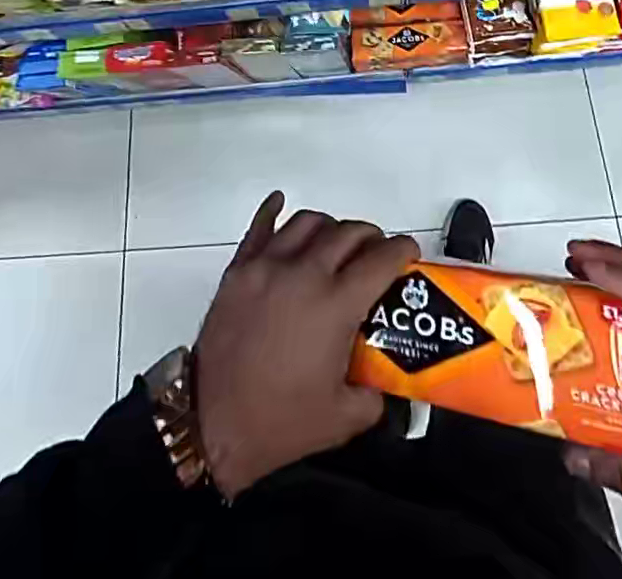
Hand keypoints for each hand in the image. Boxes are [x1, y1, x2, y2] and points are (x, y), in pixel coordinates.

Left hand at [192, 191, 418, 498]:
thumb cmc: (280, 420)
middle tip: (377, 251)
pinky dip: (272, 211)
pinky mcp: (237, 270)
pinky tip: (279, 203)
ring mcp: (265, 267)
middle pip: (346, 233)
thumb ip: (375, 395)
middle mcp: (302, 274)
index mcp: (335, 305)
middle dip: (370, 236)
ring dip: (329, 226)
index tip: (408, 253)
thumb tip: (382, 384)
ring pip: (305, 223)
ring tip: (337, 240)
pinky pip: (258, 228)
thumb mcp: (345, 417)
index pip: (380, 261)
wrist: (213, 418)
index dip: (401, 251)